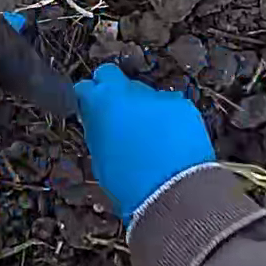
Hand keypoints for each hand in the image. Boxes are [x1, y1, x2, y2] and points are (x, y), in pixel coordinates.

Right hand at [74, 63, 215, 222]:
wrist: (173, 191)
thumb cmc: (130, 184)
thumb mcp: (100, 159)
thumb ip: (98, 130)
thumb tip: (99, 121)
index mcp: (103, 104)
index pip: (84, 87)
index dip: (87, 99)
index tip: (90, 108)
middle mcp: (129, 91)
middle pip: (111, 75)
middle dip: (110, 89)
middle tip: (115, 113)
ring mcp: (157, 95)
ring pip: (143, 93)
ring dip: (142, 107)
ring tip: (149, 137)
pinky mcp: (181, 104)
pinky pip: (169, 106)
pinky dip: (168, 118)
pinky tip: (171, 141)